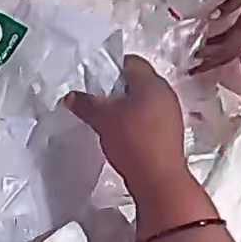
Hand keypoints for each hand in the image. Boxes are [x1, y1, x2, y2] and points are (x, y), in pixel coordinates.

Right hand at [62, 56, 190, 197]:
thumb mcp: (103, 120)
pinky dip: (134, 121)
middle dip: (116, 89)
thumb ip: (85, 105)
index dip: (110, 67)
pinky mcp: (170, 133)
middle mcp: (166, 93)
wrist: (158, 179)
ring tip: (105, 119)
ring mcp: (171, 114)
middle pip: (138, 82)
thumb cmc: (133, 142)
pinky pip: (149, 118)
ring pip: (144, 101)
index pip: (131, 62)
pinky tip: (121, 135)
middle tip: (96, 100)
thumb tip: (69, 97)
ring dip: (125, 106)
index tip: (93, 80)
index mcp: (152, 83)